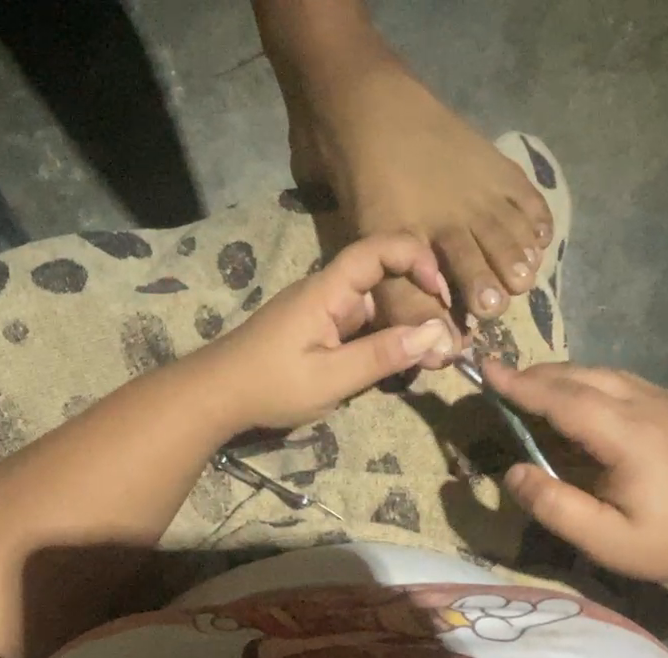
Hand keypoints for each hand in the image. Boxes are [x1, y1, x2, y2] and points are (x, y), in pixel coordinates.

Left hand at [192, 232, 457, 431]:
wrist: (215, 396)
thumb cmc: (269, 385)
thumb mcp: (331, 378)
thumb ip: (382, 356)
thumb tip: (436, 334)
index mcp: (327, 290)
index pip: (378, 250)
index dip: (415, 258)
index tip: (443, 290)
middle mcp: (328, 293)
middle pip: (385, 281)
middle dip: (421, 306)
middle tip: (451, 342)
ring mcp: (323, 313)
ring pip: (376, 308)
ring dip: (407, 329)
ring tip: (435, 358)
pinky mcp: (319, 333)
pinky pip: (362, 328)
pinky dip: (386, 342)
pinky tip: (405, 365)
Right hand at [484, 362, 667, 596]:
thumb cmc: (666, 545)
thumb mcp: (603, 540)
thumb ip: (553, 506)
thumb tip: (513, 472)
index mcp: (631, 436)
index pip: (564, 399)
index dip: (521, 385)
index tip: (486, 370)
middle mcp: (650, 406)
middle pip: (582, 376)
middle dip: (536, 376)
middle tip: (498, 382)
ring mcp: (667, 402)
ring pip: (603, 374)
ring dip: (561, 378)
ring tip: (527, 390)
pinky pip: (621, 382)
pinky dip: (586, 384)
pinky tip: (572, 403)